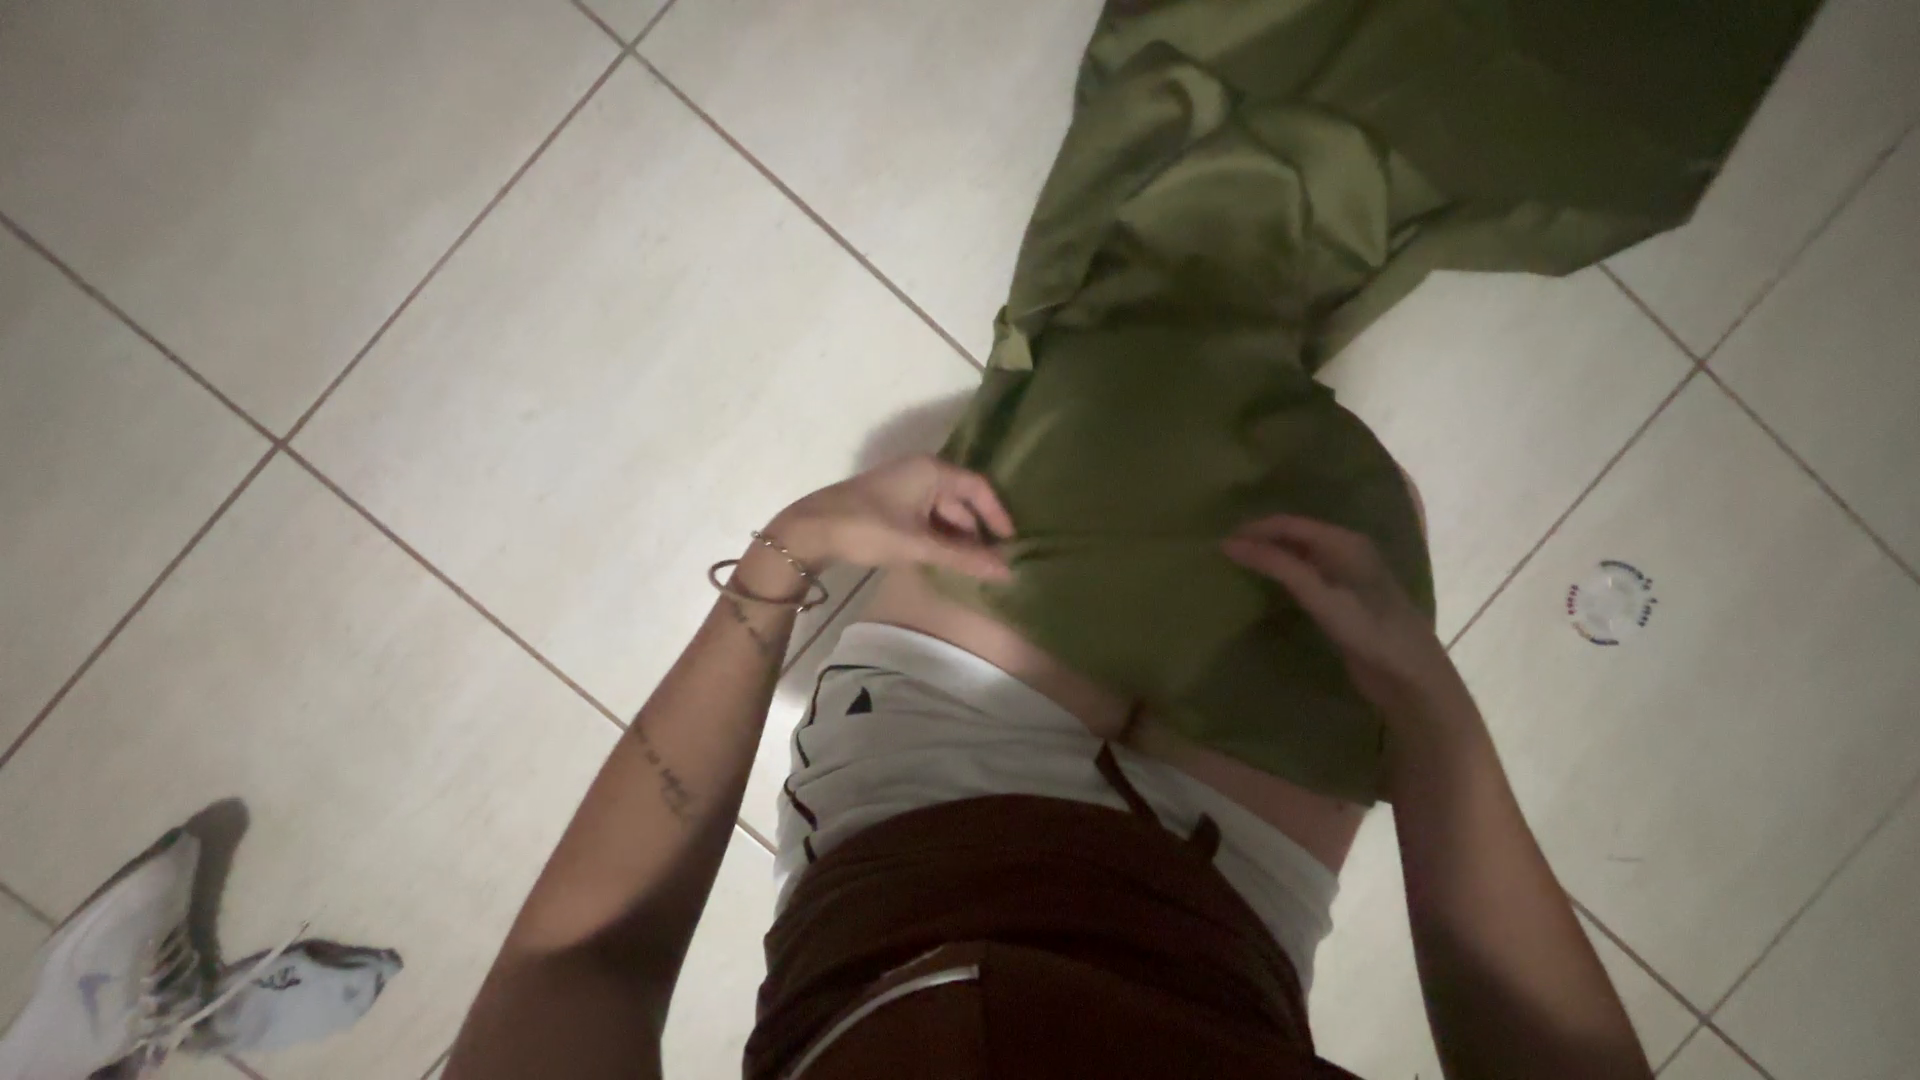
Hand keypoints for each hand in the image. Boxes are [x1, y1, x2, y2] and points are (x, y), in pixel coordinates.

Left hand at [771, 456, 1015, 580]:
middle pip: (960, 500)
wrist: (809, 530)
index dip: (997, 514)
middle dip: (975, 530)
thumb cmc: (867, 528)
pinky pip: (924, 516)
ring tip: (969, 565)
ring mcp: (903, 486)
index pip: (978, 487)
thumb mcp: (918, 545)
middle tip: (990, 561)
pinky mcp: (889, 502)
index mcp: (931, 470)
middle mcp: (920, 471)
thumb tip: (1006, 571)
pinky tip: (941, 557)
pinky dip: (937, 535)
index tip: (1010, 541)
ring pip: (941, 511)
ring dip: (956, 536)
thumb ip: (963, 558)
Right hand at [1222, 514, 1469, 723]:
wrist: (1411, 677)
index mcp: (1345, 541)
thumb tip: (1230, 543)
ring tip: (1238, 565)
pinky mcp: (1344, 598)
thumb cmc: (1369, 631)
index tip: (1220, 542)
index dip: (1254, 529)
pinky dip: (1283, 575)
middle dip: (1260, 539)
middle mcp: (1347, 551)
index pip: (1289, 523)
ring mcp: (1347, 575)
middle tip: (1225, 552)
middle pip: (1295, 535)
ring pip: (1299, 555)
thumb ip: (1277, 566)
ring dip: (1270, 557)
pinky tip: (1266, 586)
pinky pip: (1306, 575)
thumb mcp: (1319, 596)